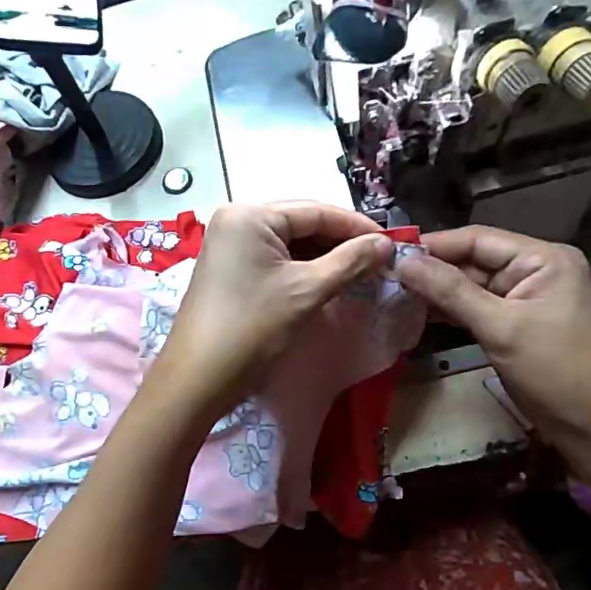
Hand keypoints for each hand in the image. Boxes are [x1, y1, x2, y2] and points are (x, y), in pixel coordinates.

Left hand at [156, 201, 392, 418]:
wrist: (198, 378)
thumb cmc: (252, 327)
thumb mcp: (307, 290)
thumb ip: (350, 261)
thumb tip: (387, 244)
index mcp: (250, 215)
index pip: (315, 211)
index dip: (357, 226)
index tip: (391, 243)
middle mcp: (236, 220)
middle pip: (302, 223)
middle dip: (341, 242)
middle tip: (379, 259)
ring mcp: (229, 246)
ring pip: (290, 244)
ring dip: (325, 257)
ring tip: (361, 272)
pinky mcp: (229, 270)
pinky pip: (275, 260)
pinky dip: (303, 269)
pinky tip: (329, 281)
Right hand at [397, 225, 590, 490]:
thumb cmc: (556, 371)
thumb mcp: (501, 328)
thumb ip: (451, 292)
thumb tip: (403, 261)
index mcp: (542, 258)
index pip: (477, 239)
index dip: (433, 245)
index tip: (389, 254)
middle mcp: (535, 270)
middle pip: (474, 260)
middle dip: (432, 269)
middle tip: (385, 277)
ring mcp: (526, 299)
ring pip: (473, 286)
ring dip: (438, 292)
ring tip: (394, 294)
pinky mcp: (518, 325)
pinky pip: (479, 309)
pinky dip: (452, 312)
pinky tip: (419, 314)